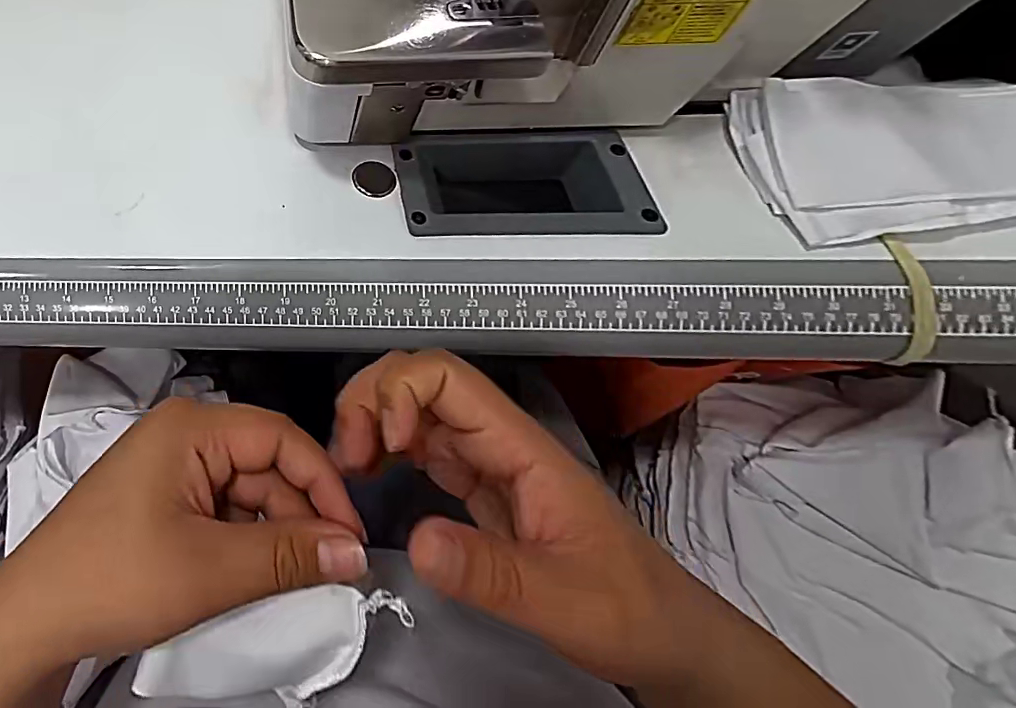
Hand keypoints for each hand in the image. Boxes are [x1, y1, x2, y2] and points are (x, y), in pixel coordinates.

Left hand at [0, 398, 367, 707]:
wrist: (34, 616)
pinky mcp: (162, 494)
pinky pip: (221, 507)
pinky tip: (255, 574)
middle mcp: (182, 433)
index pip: (279, 436)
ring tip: (290, 580)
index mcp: (191, 426)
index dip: (323, 482)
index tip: (351, 535)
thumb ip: (290, 556)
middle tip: (329, 569)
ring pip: (245, 490)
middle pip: (264, 463)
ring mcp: (170, 464)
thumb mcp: (211, 569)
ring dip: (273, 533)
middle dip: (298, 515)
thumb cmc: (113, 577)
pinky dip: (244, 539)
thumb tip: (353, 550)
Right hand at [332, 351, 850, 707]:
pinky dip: (382, 450)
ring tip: (348, 466)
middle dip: (372, 399)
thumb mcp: (565, 602)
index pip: (447, 377)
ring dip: (371, 422)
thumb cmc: (631, 611)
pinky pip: (416, 446)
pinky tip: (368, 473)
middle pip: (419, 380)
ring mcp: (482, 457)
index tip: (384, 444)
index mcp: (519, 444)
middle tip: (347, 452)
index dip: (402, 392)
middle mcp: (494, 438)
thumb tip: (415, 543)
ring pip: (412, 408)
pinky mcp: (472, 482)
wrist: (668, 638)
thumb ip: (490, 574)